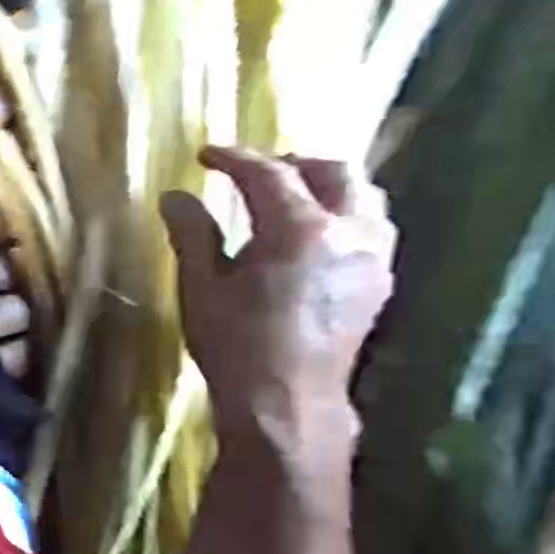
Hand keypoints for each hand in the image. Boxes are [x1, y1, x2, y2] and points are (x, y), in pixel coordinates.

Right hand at [161, 147, 396, 447]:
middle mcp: (349, 231)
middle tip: (254, 171)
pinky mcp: (379, 280)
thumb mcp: (201, 287)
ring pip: (363, 196)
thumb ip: (192, 235)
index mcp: (298, 230)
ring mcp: (374, 255)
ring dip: (325, 185)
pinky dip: (342, 213)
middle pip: (333, 171)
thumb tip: (175, 197)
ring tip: (289, 195)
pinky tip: (313, 234)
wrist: (285, 399)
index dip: (234, 159)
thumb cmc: (233, 342)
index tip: (206, 155)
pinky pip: (371, 226)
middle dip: (292, 163)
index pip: (267, 175)